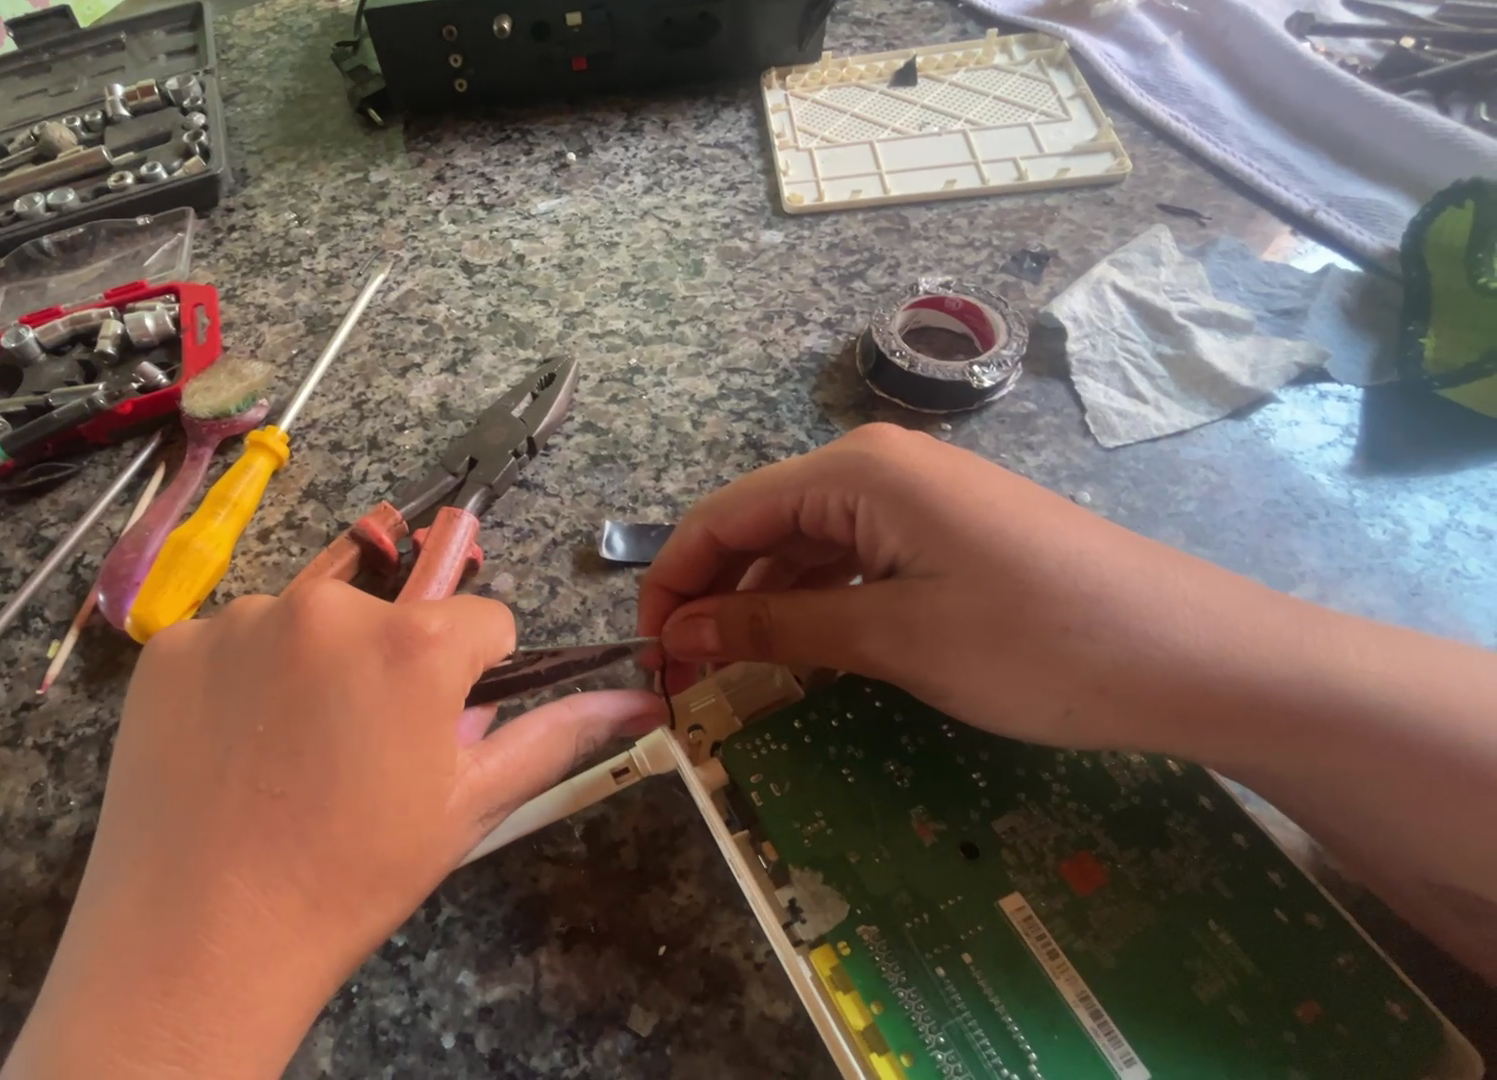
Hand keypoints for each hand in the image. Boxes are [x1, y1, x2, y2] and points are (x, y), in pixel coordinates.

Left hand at [7, 583, 663, 1078]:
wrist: (198, 943)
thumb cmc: (354, 874)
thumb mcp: (468, 804)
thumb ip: (555, 735)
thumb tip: (637, 700)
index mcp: (414, 643)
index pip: (482, 619)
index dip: (475, 671)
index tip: (441, 722)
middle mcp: (328, 607)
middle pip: (393, 609)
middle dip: (394, 658)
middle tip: (360, 739)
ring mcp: (242, 617)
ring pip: (312, 616)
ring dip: (318, 660)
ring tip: (292, 743)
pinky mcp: (174, 641)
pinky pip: (235, 635)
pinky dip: (244, 672)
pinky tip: (233, 739)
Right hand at [638, 423, 1301, 754]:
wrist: (1204, 663)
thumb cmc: (1039, 644)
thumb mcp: (889, 638)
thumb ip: (771, 627)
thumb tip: (675, 635)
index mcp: (853, 470)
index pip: (723, 516)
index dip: (673, 581)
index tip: (649, 651)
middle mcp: (872, 466)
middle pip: (755, 525)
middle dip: (709, 594)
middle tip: (682, 671)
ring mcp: (908, 498)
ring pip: (797, 545)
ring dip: (756, 602)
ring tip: (729, 666)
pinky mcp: (935, 532)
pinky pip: (844, 559)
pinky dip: (809, 601)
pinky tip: (798, 645)